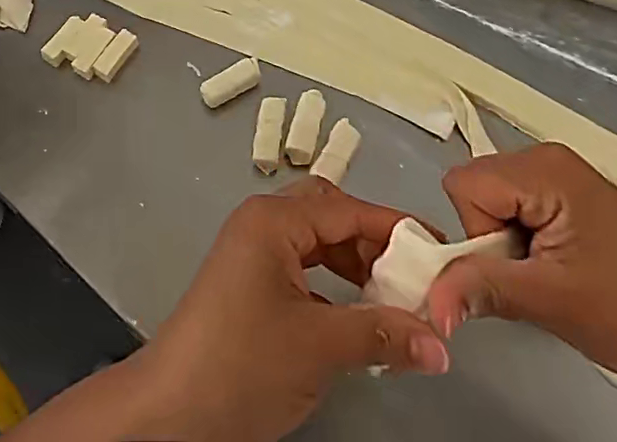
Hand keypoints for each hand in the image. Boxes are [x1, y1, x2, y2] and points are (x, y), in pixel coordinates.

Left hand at [126, 179, 449, 441]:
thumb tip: (439, 343)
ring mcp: (253, 251)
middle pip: (331, 216)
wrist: (175, 407)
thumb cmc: (244, 362)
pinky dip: (334, 285)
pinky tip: (359, 317)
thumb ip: (383, 334)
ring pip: (317, 242)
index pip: (347, 209)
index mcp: (272, 220)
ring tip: (394, 303)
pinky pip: (303, 267)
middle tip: (415, 279)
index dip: (396, 229)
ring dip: (356, 266)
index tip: (441, 253)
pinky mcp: (250, 280)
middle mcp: (261, 223)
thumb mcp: (320, 346)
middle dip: (374, 244)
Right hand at [426, 143, 616, 392]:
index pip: (464, 185)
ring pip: (489, 199)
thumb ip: (479, 288)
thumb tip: (429, 302)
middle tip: (533, 273)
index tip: (514, 265)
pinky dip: (519, 239)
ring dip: (503, 241)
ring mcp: (561, 175)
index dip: (476, 230)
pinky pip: (512, 206)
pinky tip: (554, 267)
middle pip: (475, 187)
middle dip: (488, 235)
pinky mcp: (569, 196)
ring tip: (548, 274)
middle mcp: (548, 158)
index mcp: (545, 168)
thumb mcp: (549, 302)